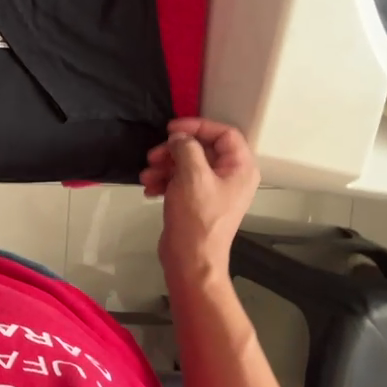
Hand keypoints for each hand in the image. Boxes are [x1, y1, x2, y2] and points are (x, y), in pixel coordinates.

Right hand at [139, 117, 259, 282]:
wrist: (191, 259)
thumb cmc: (197, 218)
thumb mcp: (192, 177)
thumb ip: (186, 149)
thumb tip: (179, 138)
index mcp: (240, 168)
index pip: (224, 133)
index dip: (197, 126)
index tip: (171, 129)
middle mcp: (230, 176)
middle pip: (201, 149)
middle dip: (174, 151)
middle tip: (153, 156)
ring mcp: (212, 190)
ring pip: (186, 165)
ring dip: (164, 166)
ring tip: (147, 176)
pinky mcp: (196, 201)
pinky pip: (179, 181)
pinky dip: (163, 181)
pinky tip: (150, 190)